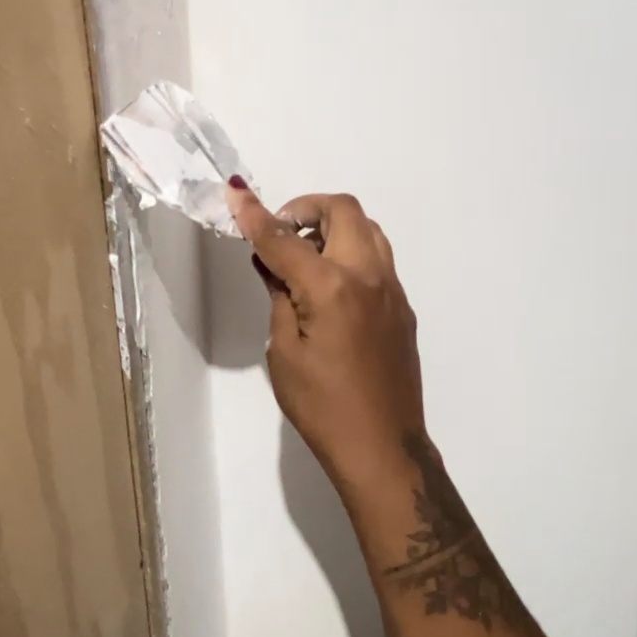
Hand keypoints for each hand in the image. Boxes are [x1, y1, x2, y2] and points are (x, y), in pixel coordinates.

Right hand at [228, 179, 423, 488]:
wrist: (380, 444)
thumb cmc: (320, 405)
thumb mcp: (283, 351)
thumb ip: (280, 297)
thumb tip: (272, 262)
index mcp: (331, 288)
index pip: (285, 239)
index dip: (256, 215)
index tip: (235, 193)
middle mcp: (368, 276)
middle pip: (343, 210)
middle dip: (305, 208)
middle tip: (277, 233)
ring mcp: (392, 289)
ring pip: (366, 229)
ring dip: (331, 227)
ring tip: (301, 256)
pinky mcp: (401, 307)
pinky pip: (376, 258)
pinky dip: (348, 251)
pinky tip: (325, 287)